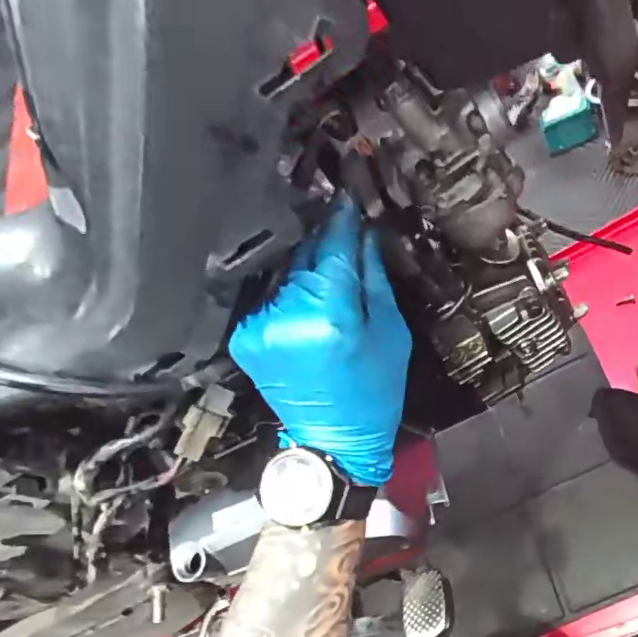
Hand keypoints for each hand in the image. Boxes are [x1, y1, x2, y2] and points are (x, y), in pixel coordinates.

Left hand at [228, 197, 411, 484]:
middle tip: (345, 227)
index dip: (342, 218)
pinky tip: (309, 298)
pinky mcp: (246, 336)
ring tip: (330, 270)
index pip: (331, 246)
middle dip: (325, 242)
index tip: (349, 196)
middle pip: (304, 256)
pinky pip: (271, 296)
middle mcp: (285, 314)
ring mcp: (260, 325)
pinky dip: (289, 291)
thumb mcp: (390, 335)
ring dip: (306, 265)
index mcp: (327, 314)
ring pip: (285, 273)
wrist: (338, 439)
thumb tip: (364, 235)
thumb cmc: (373, 395)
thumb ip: (374, 280)